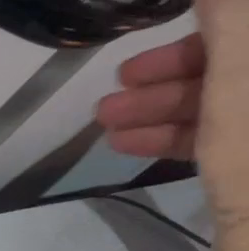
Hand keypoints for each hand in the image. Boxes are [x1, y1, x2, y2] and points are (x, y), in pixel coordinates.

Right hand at [98, 3, 248, 250]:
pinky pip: (227, 131)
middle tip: (121, 79)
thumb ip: (231, 19)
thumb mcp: (239, 74)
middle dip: (181, 65)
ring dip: (164, 104)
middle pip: (246, 57)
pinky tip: (126, 141)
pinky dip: (176, 133)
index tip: (162, 25)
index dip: (216, 20)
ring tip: (106, 119)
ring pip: (233, 95)